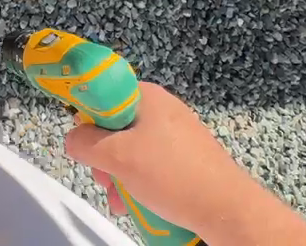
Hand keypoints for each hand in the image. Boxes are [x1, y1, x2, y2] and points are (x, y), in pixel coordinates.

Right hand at [63, 82, 305, 245]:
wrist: (231, 214)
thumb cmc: (171, 176)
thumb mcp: (116, 157)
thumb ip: (84, 143)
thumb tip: (73, 140)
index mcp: (146, 95)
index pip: (103, 92)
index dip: (87, 116)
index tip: (84, 142)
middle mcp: (163, 109)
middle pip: (118, 125)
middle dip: (104, 156)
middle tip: (103, 180)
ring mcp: (180, 135)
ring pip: (136, 149)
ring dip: (122, 175)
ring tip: (121, 202)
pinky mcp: (192, 160)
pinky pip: (156, 165)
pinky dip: (144, 183)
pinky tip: (141, 206)